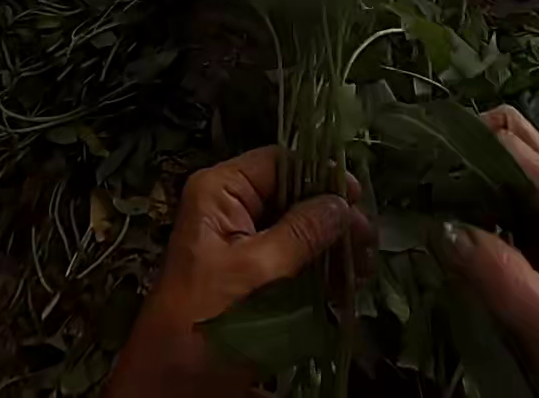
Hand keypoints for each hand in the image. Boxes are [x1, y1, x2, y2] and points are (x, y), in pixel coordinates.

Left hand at [106, 146, 367, 397]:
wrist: (169, 387)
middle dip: (331, 215)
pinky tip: (347, 283)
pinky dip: (319, 267)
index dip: (318, 173)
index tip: (357, 196)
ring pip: (296, 226)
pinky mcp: (252, 273)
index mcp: (221, 190)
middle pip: (291, 193)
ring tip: (365, 266)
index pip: (276, 162)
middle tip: (368, 239)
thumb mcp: (257, 273)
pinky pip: (292, 257)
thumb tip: (342, 203)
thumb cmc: (206, 321)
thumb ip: (301, 234)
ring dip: (332, 244)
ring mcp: (241, 239)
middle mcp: (231, 205)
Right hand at [447, 106, 538, 397]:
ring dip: (463, 178)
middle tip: (420, 182)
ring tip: (422, 203)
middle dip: (463, 150)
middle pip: (512, 141)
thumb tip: (445, 228)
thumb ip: (513, 287)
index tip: (418, 173)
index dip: (465, 150)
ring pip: (504, 169)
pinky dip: (471, 206)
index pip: (515, 147)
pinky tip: (445, 229)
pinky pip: (502, 206)